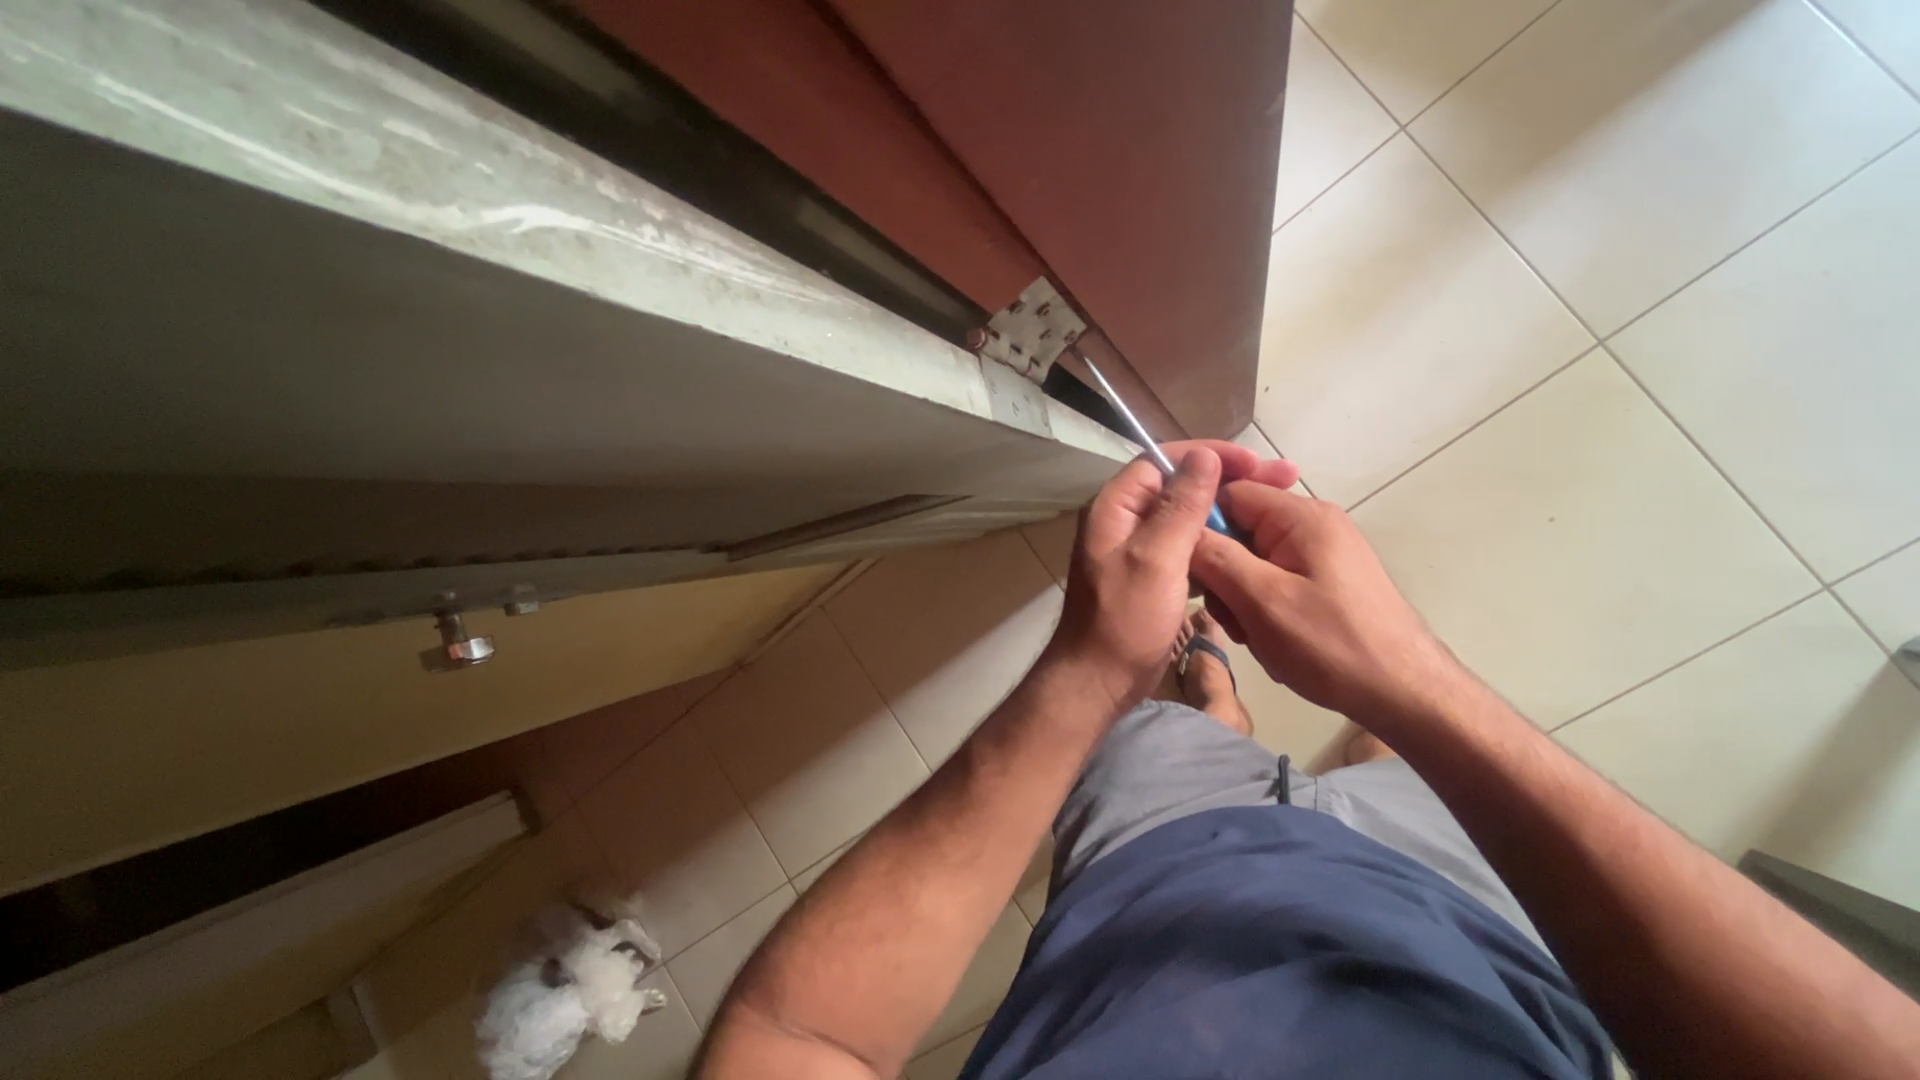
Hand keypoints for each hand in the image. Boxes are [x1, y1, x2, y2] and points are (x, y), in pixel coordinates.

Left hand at [1041, 441, 1299, 714]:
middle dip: (1228, 480)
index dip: (1211, 455)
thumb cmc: (1124, 621)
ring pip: (1187, 517)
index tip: (1257, 463)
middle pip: (1179, 485)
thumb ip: (1179, 507)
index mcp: (1115, 507)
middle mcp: (1124, 521)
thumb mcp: (1155, 558)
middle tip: (1283, 481)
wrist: (1099, 681)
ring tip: (1274, 509)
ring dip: (1227, 511)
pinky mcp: (1152, 576)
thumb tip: (1204, 457)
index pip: (1164, 459)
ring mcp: (1138, 550)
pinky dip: (1217, 542)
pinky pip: (1188, 547)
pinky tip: (1249, 548)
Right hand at [1190, 481, 1468, 723]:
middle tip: (1229, 615)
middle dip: (1221, 571)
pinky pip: (1272, 582)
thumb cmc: (1332, 644)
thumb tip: (1179, 527)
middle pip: (1237, 529)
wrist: (1404, 693)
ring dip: (1239, 597)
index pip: (1228, 492)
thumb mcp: (1263, 599)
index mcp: (1300, 516)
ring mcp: (1319, 554)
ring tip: (1253, 634)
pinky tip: (1270, 639)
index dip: (1198, 524)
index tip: (1182, 565)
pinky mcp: (1323, 582)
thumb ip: (1215, 557)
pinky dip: (1260, 609)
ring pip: (1250, 561)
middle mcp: (1311, 525)